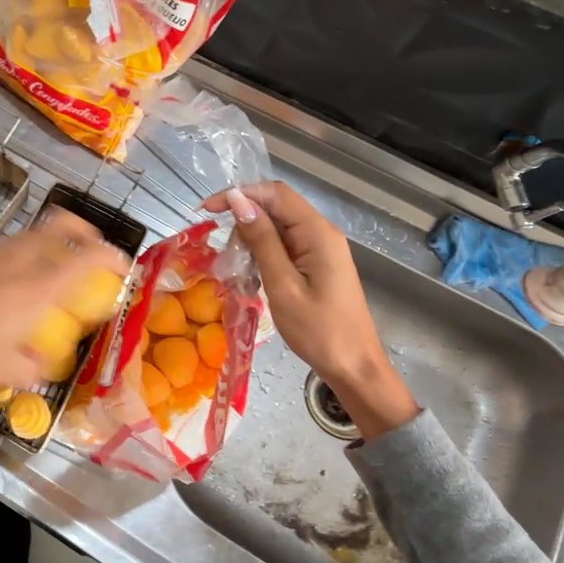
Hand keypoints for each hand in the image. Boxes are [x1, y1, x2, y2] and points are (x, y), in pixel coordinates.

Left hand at [0, 209, 129, 403]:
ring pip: (29, 235)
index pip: (86, 258)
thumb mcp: (7, 372)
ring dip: (49, 244)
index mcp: (35, 289)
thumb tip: (43, 361)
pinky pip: (2, 250)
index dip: (111, 256)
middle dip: (83, 231)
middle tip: (92, 249)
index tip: (122, 265)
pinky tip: (4, 286)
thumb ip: (35, 365)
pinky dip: (17, 257)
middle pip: (59, 225)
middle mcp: (15, 262)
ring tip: (49, 270)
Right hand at [203, 183, 417, 438]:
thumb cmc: (319, 331)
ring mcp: (321, 249)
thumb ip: (261, 240)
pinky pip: (285, 245)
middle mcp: (322, 233)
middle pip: (276, 207)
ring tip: (232, 263)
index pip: (275, 193)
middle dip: (243, 217)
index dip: (240, 194)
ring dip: (251, 237)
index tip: (208, 209)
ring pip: (278, 226)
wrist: (355, 369)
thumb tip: (237, 200)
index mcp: (318, 233)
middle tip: (220, 245)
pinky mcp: (317, 264)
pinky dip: (263, 252)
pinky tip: (249, 272)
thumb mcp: (282, 285)